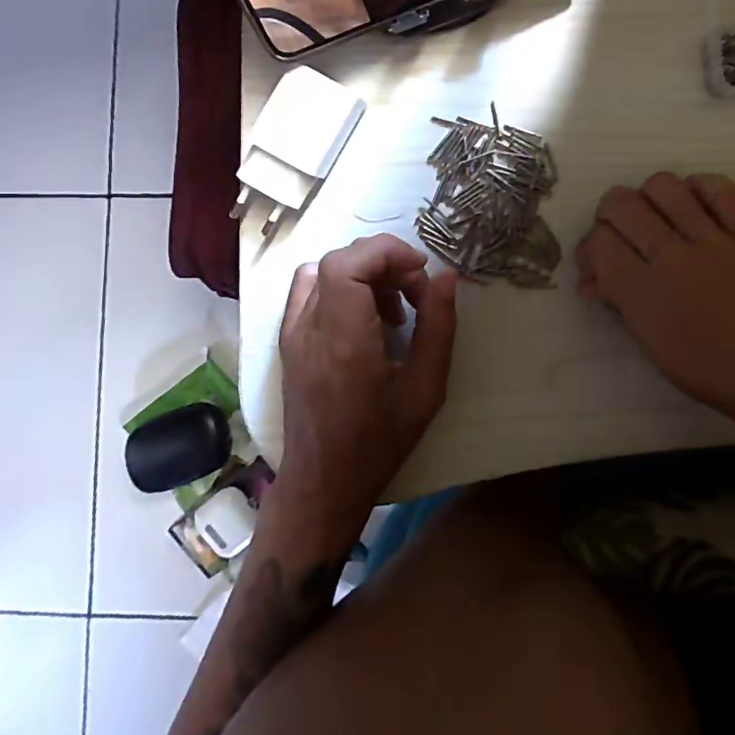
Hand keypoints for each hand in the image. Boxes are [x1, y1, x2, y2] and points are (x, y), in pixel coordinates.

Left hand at [276, 235, 457, 533]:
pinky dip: (340, 286)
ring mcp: (292, 334)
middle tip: (416, 293)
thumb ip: (438, 327)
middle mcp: (309, 329)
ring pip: (323, 271)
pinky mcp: (288, 341)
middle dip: (384, 263)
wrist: (323, 482)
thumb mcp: (425, 390)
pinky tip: (363, 317)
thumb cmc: (379, 442)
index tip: (421, 271)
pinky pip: (309, 290)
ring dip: (364, 274)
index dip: (387, 253)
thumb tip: (447, 276)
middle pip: (339, 260)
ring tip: (393, 311)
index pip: (349, 263)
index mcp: (343, 340)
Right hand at [574, 173, 734, 435]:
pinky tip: (696, 207)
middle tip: (619, 236)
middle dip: (608, 215)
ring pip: (663, 186)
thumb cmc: (726, 378)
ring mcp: (716, 238)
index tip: (597, 265)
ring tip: (656, 218)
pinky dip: (697, 188)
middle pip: (621, 204)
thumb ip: (625, 307)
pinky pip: (718, 188)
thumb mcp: (661, 353)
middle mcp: (674, 256)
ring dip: (647, 196)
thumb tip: (594, 281)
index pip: (599, 243)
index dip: (591, 249)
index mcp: (647, 296)